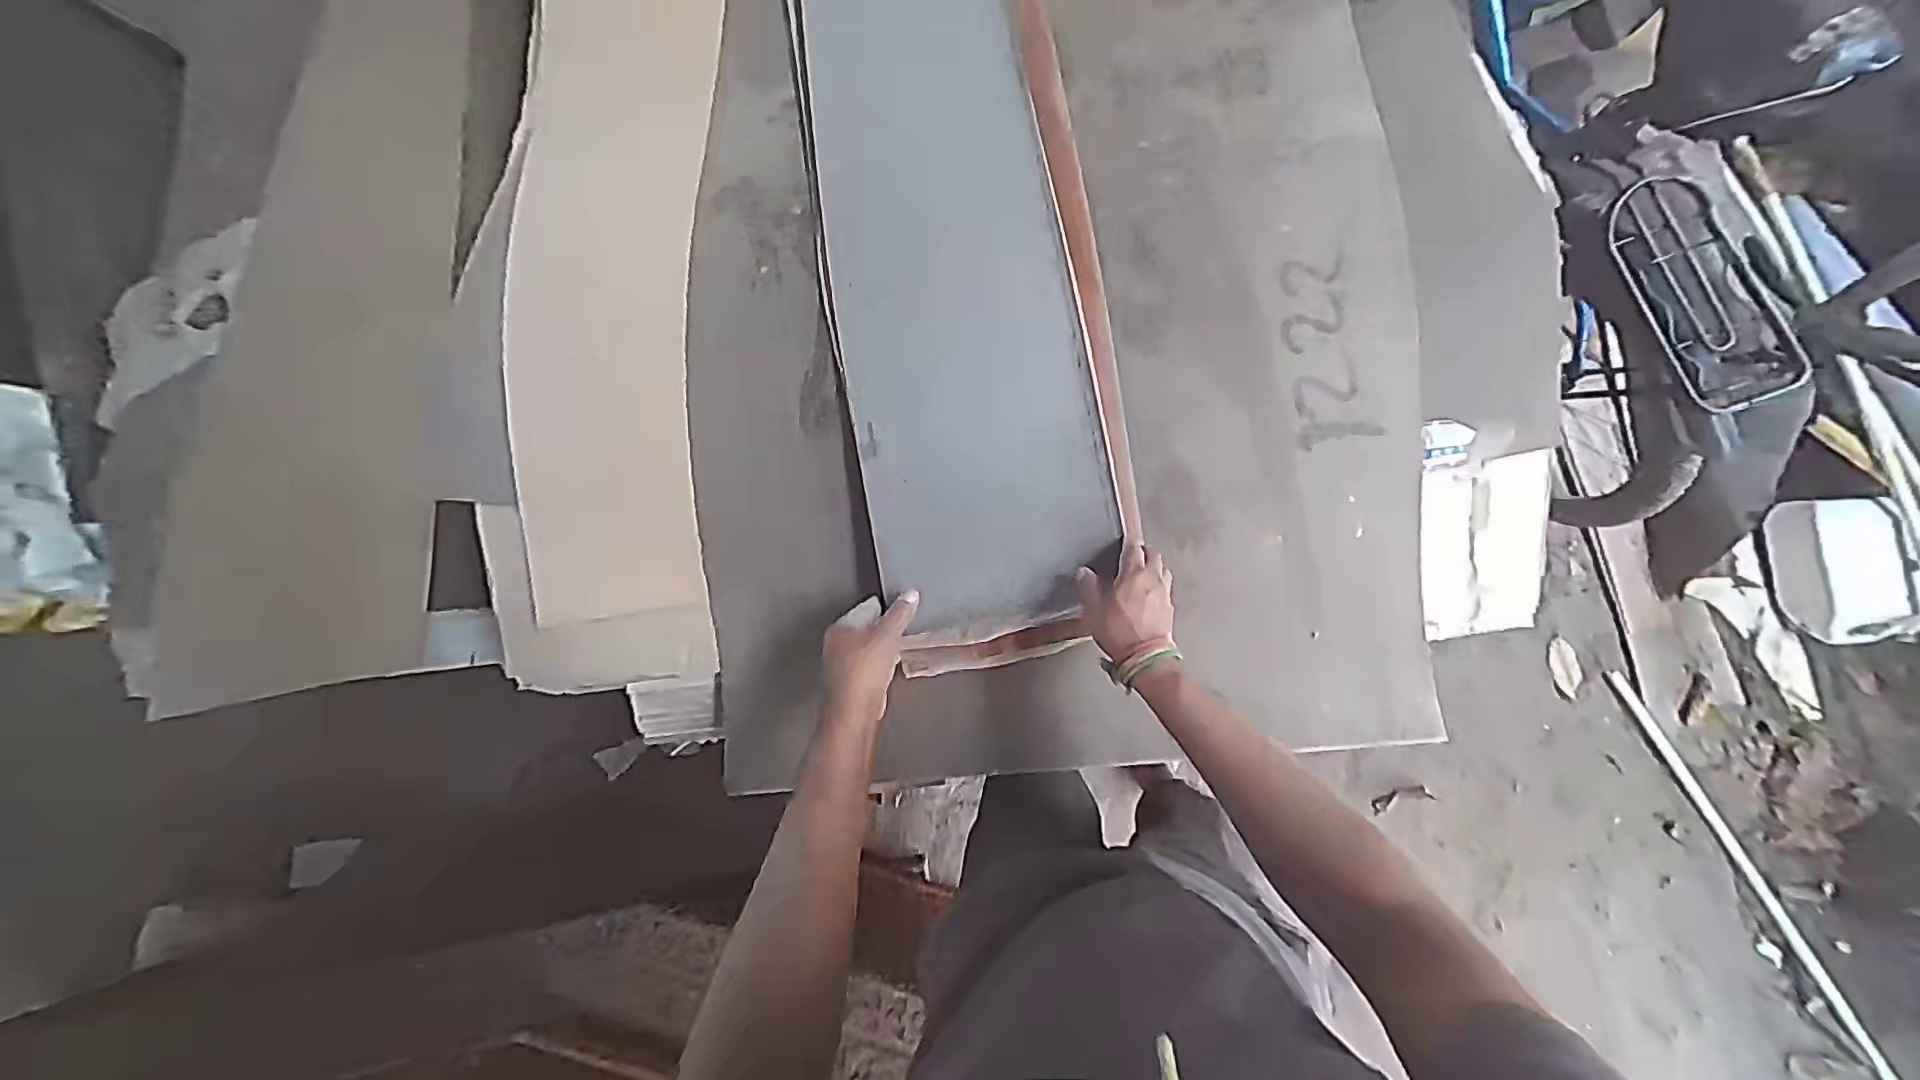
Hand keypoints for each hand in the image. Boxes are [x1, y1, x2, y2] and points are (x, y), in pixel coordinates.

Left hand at [821, 590, 918, 726]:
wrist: (853, 714)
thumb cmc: (864, 672)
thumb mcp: (888, 635)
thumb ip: (900, 613)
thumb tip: (910, 594)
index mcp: (841, 627)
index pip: (867, 606)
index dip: (887, 605)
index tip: (903, 607)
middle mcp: (836, 643)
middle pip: (866, 626)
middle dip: (885, 627)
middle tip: (903, 627)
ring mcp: (841, 664)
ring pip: (868, 647)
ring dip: (883, 647)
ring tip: (899, 647)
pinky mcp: (850, 683)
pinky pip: (869, 665)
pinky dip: (880, 664)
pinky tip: (890, 668)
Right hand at [1074, 542, 1173, 660]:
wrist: (1145, 657)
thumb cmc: (1119, 631)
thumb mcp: (1094, 609)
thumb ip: (1088, 587)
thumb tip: (1084, 573)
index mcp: (1133, 574)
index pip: (1133, 548)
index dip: (1129, 543)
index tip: (1125, 541)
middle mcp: (1152, 579)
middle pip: (1154, 555)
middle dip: (1145, 552)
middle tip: (1135, 554)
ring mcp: (1164, 594)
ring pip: (1163, 570)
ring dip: (1155, 567)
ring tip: (1144, 571)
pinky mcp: (1170, 609)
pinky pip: (1166, 588)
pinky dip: (1159, 585)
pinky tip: (1150, 593)